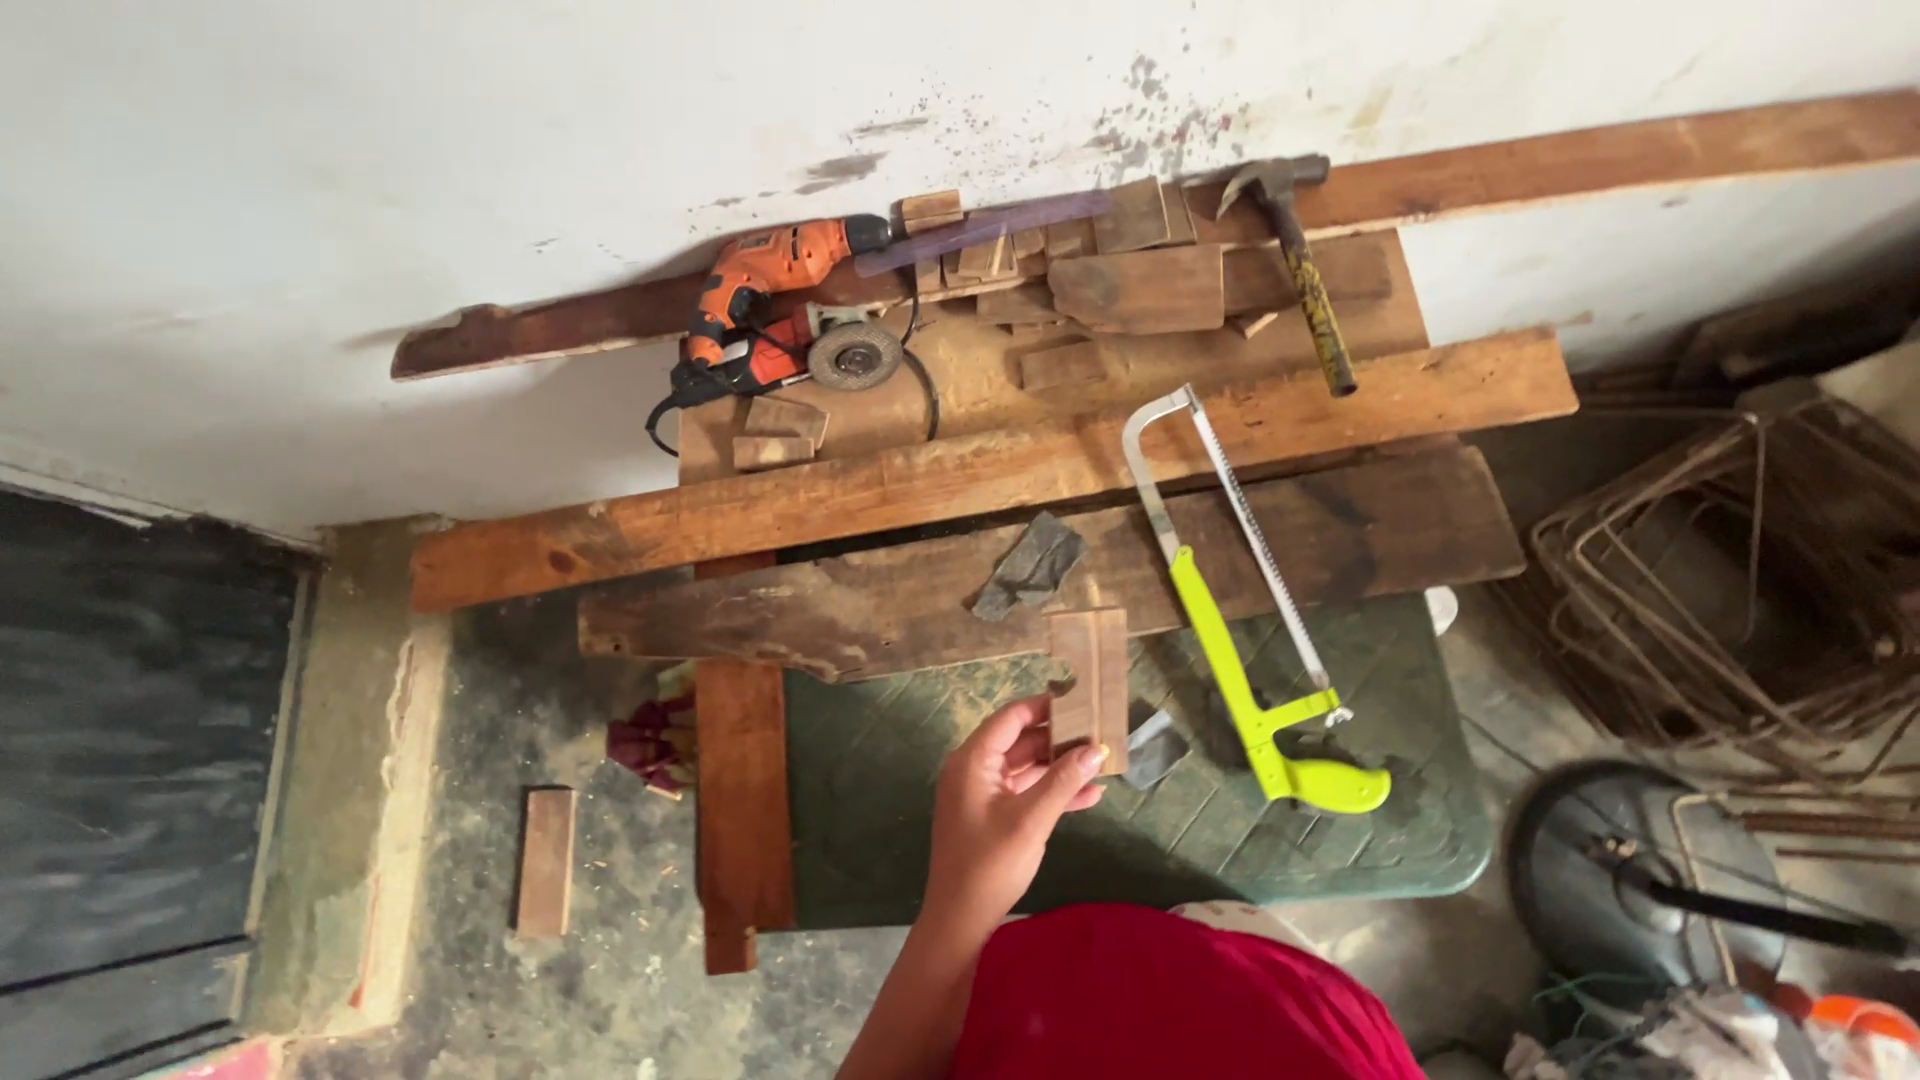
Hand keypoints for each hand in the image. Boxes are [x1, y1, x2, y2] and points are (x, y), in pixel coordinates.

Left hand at [922, 694, 1108, 933]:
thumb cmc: (990, 864)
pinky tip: (1089, 796)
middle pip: (1020, 740)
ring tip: (1101, 763)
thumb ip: (1063, 781)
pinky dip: (1051, 792)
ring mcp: (981, 792)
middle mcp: (973, 768)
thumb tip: (1095, 749)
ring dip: (1060, 767)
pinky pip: (1023, 791)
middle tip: (1099, 733)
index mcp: (972, 760)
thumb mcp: (1031, 820)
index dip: (1046, 706)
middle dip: (1059, 738)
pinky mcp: (991, 813)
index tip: (1081, 701)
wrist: (959, 919)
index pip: (1011, 717)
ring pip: (1025, 767)